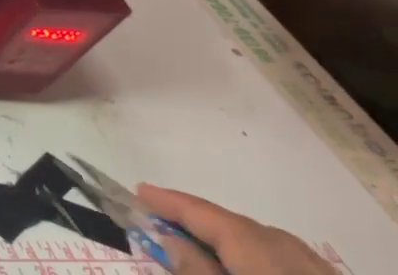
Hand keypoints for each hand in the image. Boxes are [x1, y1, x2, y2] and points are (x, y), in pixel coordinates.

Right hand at [137, 185, 332, 274]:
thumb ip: (195, 270)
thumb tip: (167, 238)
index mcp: (259, 250)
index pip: (206, 214)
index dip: (170, 202)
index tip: (138, 191)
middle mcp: (293, 253)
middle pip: (239, 226)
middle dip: (200, 220)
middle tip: (161, 220)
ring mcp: (321, 271)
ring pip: (268, 243)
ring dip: (229, 238)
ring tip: (200, 246)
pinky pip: (291, 261)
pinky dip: (259, 256)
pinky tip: (247, 268)